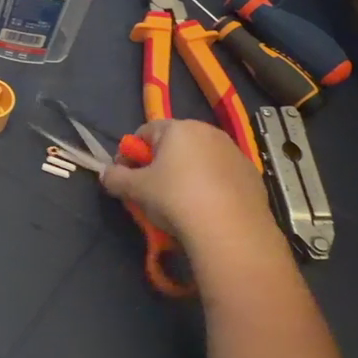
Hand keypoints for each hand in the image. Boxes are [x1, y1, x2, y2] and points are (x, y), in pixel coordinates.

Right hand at [98, 120, 272, 243]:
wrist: (230, 229)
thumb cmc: (175, 198)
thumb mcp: (134, 189)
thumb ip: (115, 177)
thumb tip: (106, 173)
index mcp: (179, 128)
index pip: (145, 132)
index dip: (131, 153)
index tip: (126, 176)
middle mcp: (209, 132)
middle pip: (174, 144)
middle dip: (160, 163)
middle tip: (151, 190)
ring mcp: (234, 152)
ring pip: (199, 159)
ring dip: (185, 174)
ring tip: (180, 202)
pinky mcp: (252, 175)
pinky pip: (220, 175)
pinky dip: (210, 186)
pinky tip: (206, 208)